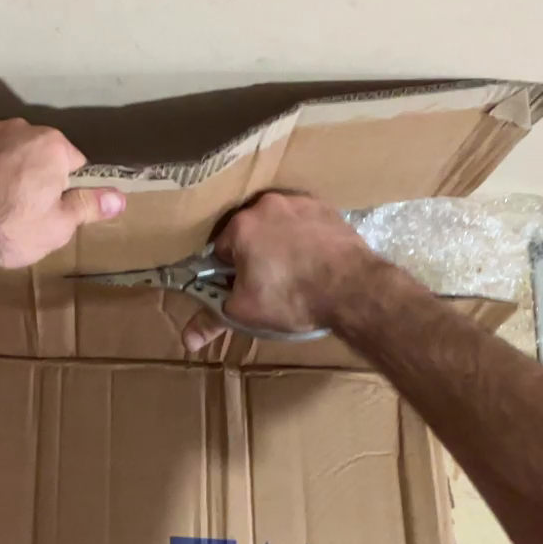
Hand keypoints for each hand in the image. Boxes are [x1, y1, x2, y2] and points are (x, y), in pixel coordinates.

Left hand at [0, 119, 125, 267]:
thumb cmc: (7, 229)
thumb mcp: (57, 226)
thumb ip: (88, 206)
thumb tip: (121, 198)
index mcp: (51, 145)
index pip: (71, 161)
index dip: (63, 186)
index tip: (48, 207)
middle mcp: (17, 127)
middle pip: (34, 149)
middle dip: (30, 171)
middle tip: (17, 207)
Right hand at [182, 191, 375, 350]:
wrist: (355, 289)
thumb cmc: (294, 297)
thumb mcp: (245, 313)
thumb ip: (211, 320)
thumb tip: (187, 340)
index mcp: (239, 227)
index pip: (220, 251)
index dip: (228, 274)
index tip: (243, 288)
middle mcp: (265, 206)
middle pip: (248, 234)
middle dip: (254, 256)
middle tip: (269, 283)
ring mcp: (298, 203)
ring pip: (277, 225)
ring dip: (279, 243)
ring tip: (293, 272)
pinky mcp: (326, 207)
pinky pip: (304, 221)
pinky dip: (304, 236)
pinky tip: (313, 260)